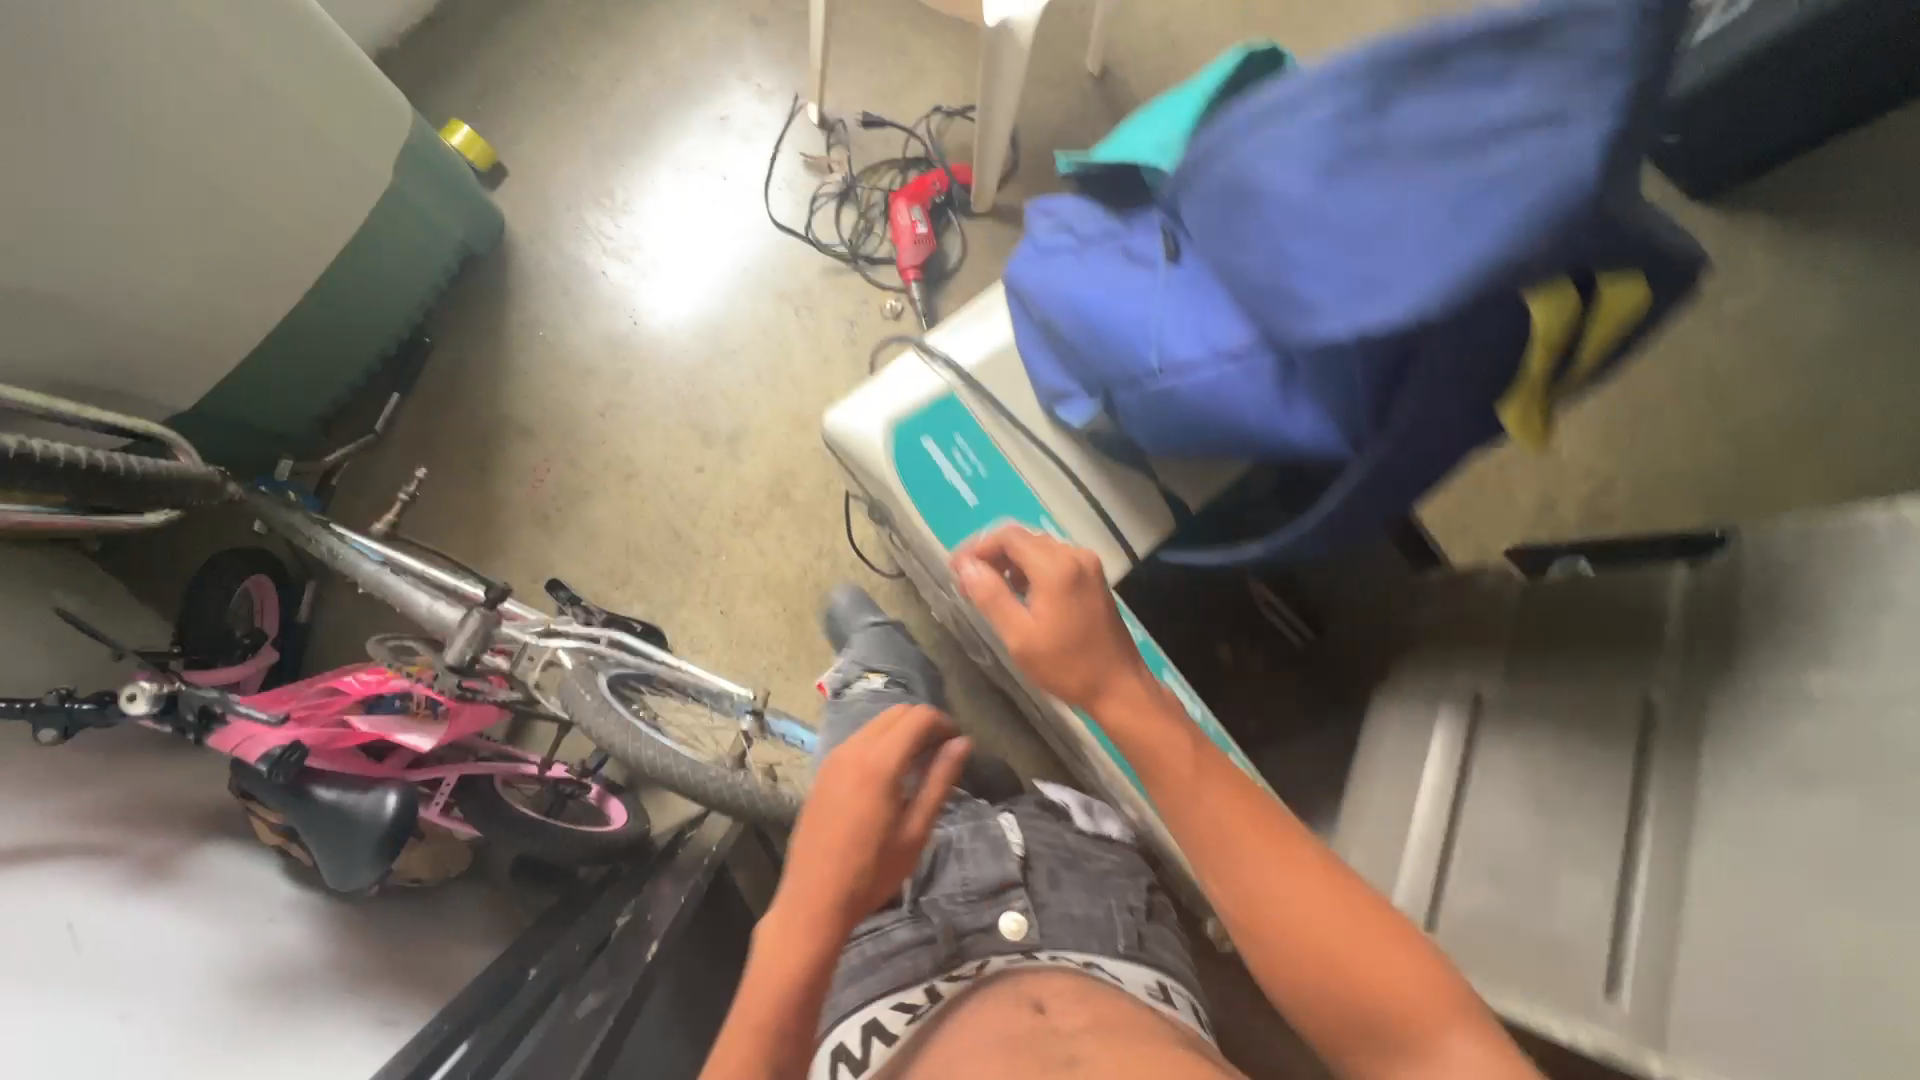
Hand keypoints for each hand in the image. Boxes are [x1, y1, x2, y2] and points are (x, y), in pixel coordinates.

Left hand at [771, 705, 970, 937]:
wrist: (814, 901)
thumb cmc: (872, 873)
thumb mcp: (916, 831)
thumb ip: (940, 781)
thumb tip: (963, 743)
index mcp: (879, 763)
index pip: (919, 717)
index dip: (944, 724)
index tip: (958, 745)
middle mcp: (853, 749)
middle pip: (897, 713)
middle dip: (925, 724)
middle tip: (943, 753)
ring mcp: (834, 758)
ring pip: (876, 723)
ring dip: (902, 732)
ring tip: (920, 764)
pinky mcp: (824, 771)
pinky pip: (859, 739)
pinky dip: (882, 743)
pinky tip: (891, 775)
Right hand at [950, 525, 1153, 712]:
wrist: (1119, 686)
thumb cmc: (1066, 666)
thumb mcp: (1019, 636)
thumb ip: (991, 596)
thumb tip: (965, 567)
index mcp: (1056, 567)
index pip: (1008, 536)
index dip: (978, 547)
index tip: (956, 569)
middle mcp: (1074, 555)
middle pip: (1024, 538)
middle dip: (992, 554)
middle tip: (968, 580)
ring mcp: (1087, 565)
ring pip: (1039, 548)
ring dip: (1011, 561)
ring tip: (989, 588)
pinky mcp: (1093, 578)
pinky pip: (1055, 560)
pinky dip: (1032, 568)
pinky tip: (1019, 593)